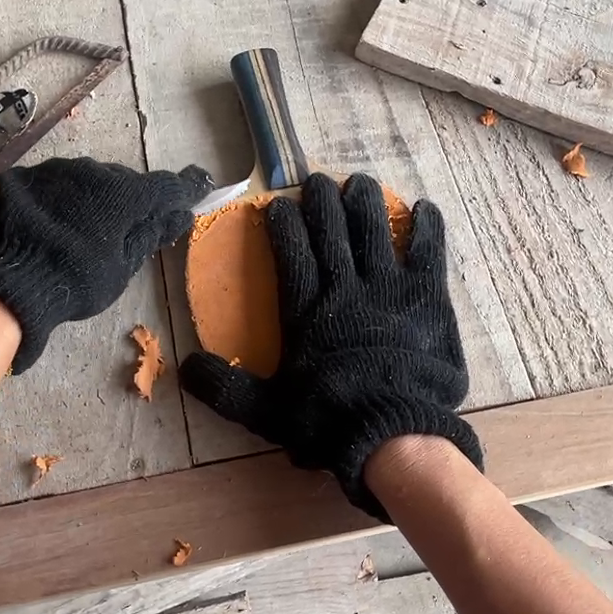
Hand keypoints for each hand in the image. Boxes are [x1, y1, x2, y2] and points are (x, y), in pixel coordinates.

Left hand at [0, 157, 211, 372]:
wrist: (5, 283)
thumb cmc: (75, 281)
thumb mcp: (120, 268)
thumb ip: (149, 235)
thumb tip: (181, 215)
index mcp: (124, 194)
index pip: (165, 186)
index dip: (183, 188)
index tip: (197, 186)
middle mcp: (92, 170)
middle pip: (121, 182)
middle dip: (128, 199)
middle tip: (124, 226)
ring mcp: (54, 170)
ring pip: (84, 179)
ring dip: (90, 198)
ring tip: (79, 228)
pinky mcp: (21, 177)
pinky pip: (51, 184)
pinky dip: (57, 199)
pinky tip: (47, 224)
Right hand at [179, 172, 481, 520]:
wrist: (393, 433)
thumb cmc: (328, 421)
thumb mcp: (265, 411)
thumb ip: (225, 388)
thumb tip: (184, 368)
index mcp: (307, 310)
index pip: (291, 252)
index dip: (283, 224)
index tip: (278, 204)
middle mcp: (345, 288)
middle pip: (331, 232)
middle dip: (323, 201)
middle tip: (318, 180)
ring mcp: (388, 289)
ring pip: (374, 231)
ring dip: (366, 203)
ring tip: (360, 182)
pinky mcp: (428, 298)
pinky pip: (428, 252)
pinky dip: (427, 227)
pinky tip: (424, 206)